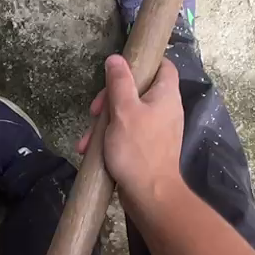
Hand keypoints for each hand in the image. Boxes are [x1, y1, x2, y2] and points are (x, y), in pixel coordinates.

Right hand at [77, 54, 185, 215]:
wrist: (150, 196)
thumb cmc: (138, 150)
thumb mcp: (123, 111)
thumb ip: (119, 82)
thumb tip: (116, 58)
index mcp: (166, 95)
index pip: (163, 65)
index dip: (143, 62)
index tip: (121, 69)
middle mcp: (165, 109)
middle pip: (137, 90)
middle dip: (110, 99)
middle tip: (95, 111)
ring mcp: (157, 129)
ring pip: (127, 113)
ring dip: (105, 123)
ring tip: (88, 139)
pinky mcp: (147, 147)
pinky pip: (127, 133)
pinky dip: (110, 138)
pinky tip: (91, 150)